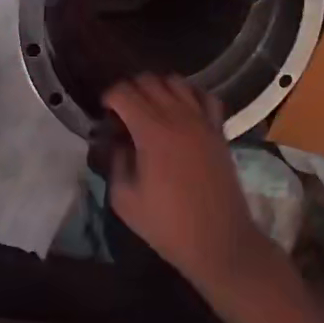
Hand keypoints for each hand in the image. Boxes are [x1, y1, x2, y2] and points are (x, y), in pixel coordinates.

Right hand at [102, 75, 270, 288]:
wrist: (219, 241)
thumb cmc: (167, 225)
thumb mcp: (125, 200)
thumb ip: (115, 162)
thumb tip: (115, 142)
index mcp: (151, 131)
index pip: (124, 92)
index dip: (109, 97)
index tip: (104, 112)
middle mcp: (177, 116)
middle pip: (149, 81)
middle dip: (130, 90)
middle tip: (123, 112)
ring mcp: (202, 120)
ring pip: (176, 82)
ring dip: (158, 88)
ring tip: (151, 108)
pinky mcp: (218, 129)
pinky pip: (205, 96)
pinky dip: (190, 94)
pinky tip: (183, 110)